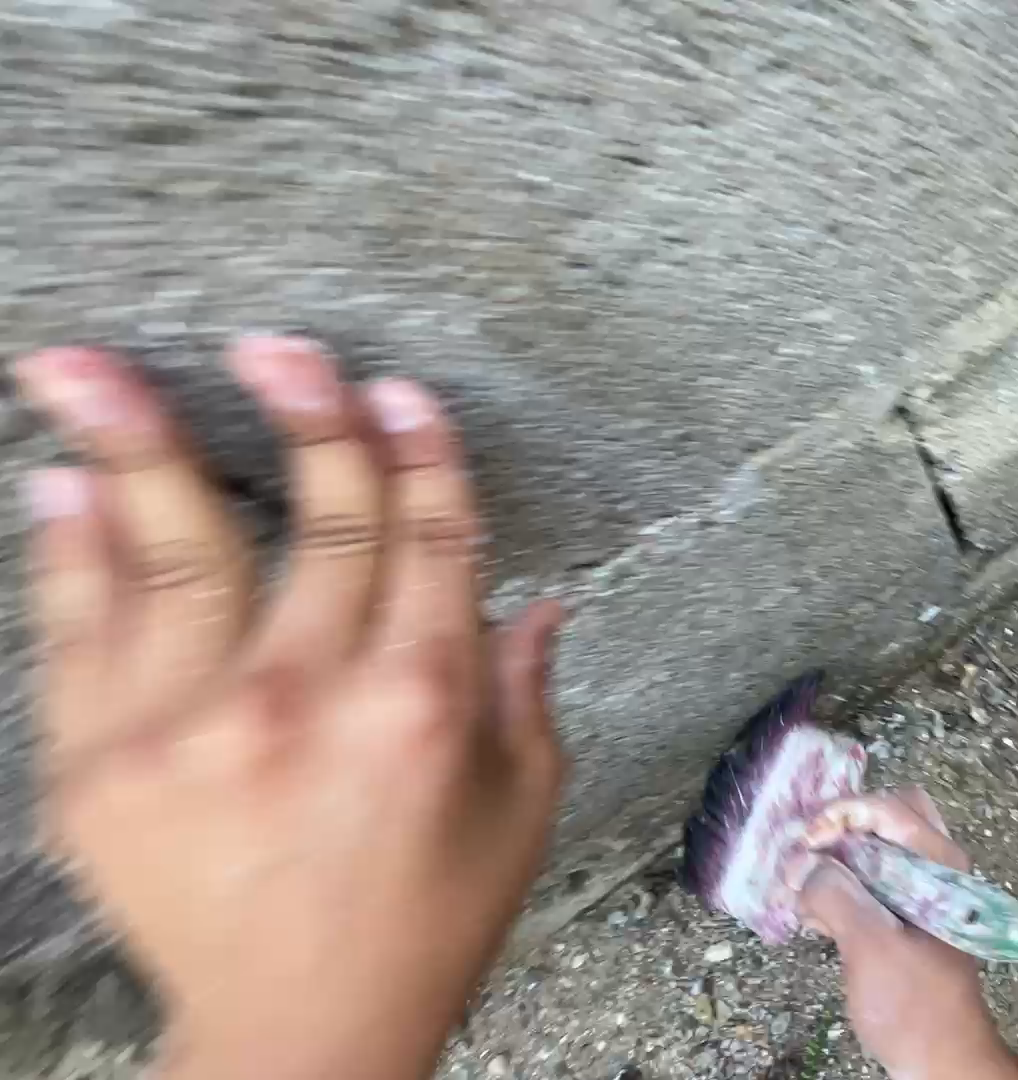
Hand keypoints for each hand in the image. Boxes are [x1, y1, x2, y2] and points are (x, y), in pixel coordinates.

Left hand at [16, 339, 564, 1079]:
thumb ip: (524, 685)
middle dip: (308, 427)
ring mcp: (193, 726)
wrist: (307, 1022)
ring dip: (141, 453)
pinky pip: (85, 633)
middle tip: (280, 348)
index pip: (436, 544)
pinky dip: (74, 552)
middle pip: (324, 529)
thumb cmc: (445, 900)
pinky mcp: (100, 766)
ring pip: (179, 557)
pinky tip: (63, 486)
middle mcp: (314, 695)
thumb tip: (540, 603)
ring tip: (87, 365)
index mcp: (430, 700)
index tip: (404, 396)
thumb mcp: (526, 791)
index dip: (425, 461)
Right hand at [794, 790, 1017, 1079]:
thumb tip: (804, 864)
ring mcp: (922, 887)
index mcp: (939, 860)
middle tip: (810, 851)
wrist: (943, 1060)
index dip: (843, 813)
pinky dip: (844, 884)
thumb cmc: (913, 1002)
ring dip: (840, 857)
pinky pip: (872, 878)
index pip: (889, 806)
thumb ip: (836, 894)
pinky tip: (815, 916)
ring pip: (878, 845)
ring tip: (804, 889)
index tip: (806, 843)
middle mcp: (935, 863)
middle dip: (844, 825)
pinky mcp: (906, 913)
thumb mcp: (869, 946)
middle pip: (888, 814)